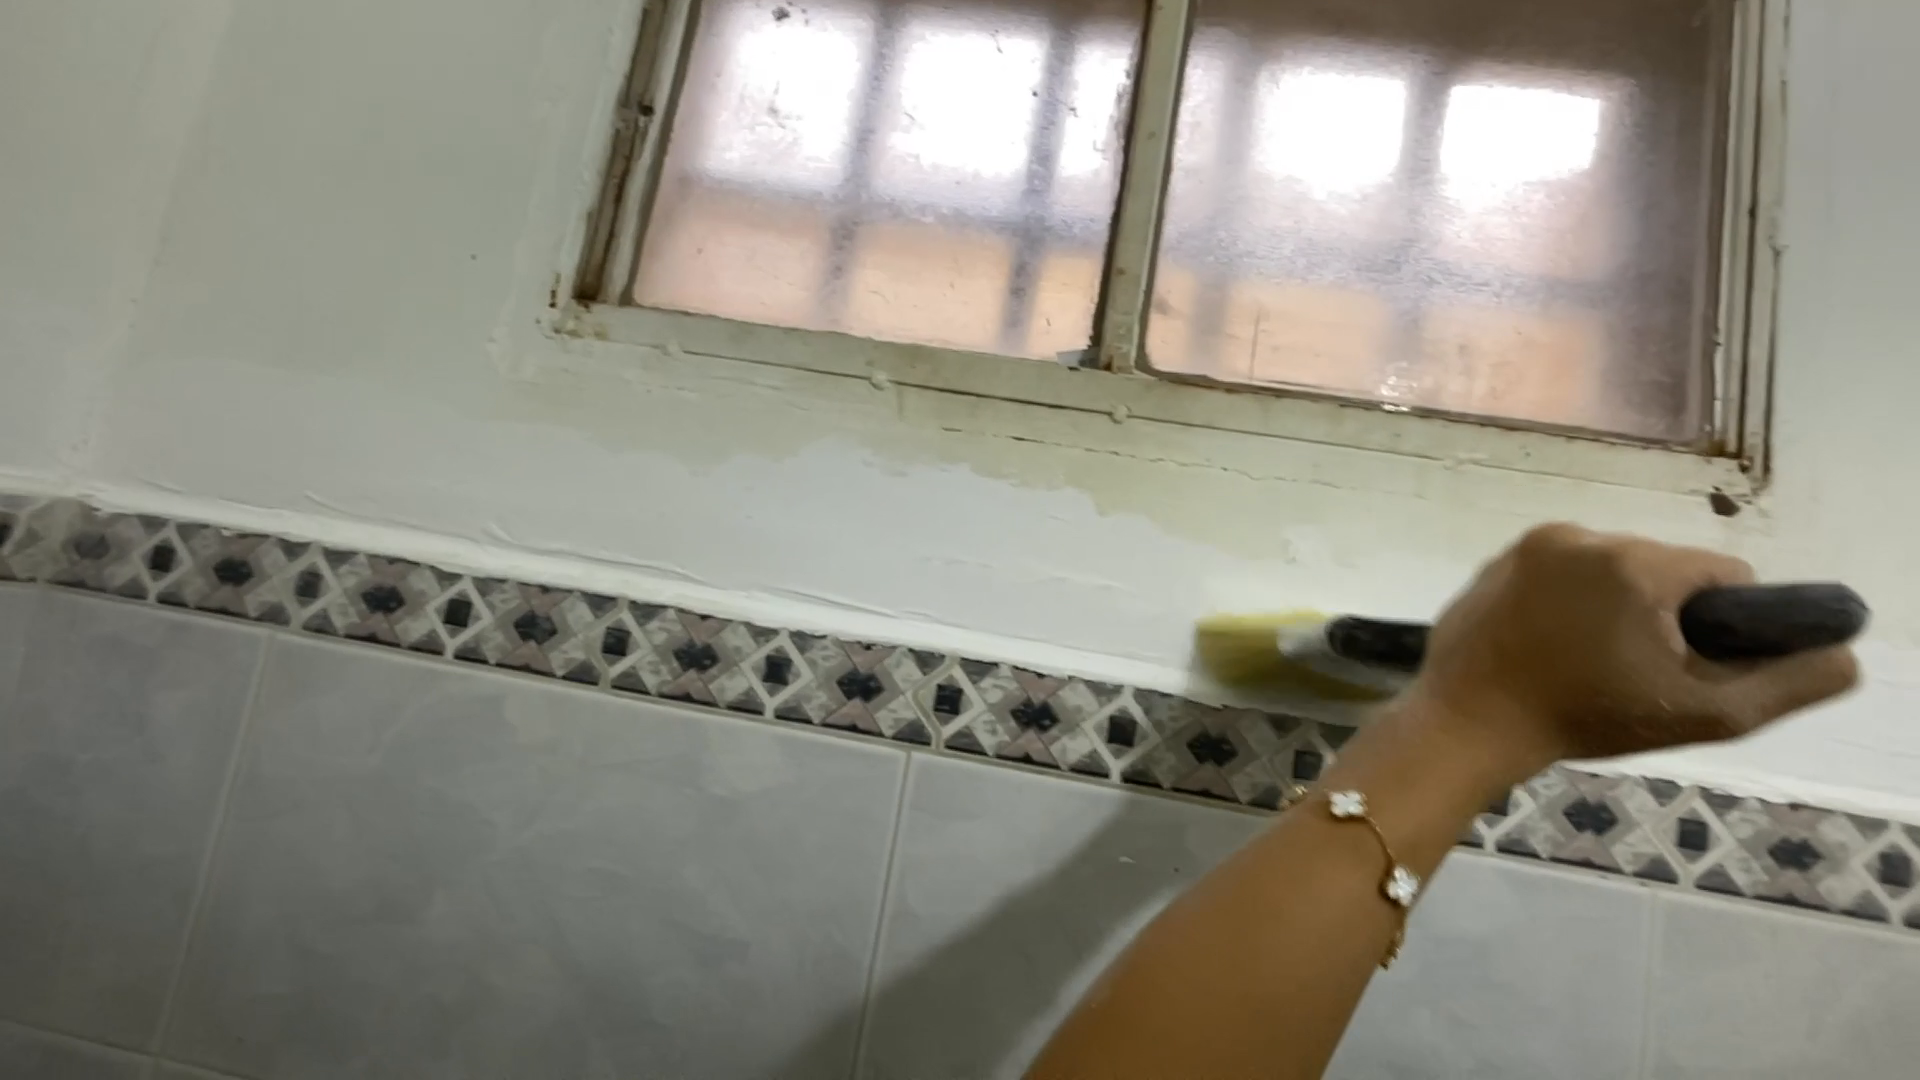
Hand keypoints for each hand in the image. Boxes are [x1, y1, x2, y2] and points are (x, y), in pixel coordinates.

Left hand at [1409, 523, 1859, 773]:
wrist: (1468, 722)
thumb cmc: (1585, 717)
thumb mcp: (1708, 712)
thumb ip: (1792, 679)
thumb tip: (1837, 648)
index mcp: (1630, 561)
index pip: (1722, 574)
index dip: (1722, 622)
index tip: (1685, 661)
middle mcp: (1574, 537)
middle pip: (1659, 569)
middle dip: (1661, 612)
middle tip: (1629, 666)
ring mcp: (1521, 549)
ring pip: (1605, 570)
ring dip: (1610, 605)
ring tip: (1585, 657)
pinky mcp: (1487, 567)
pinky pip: (1552, 575)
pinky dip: (1561, 601)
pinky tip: (1547, 643)